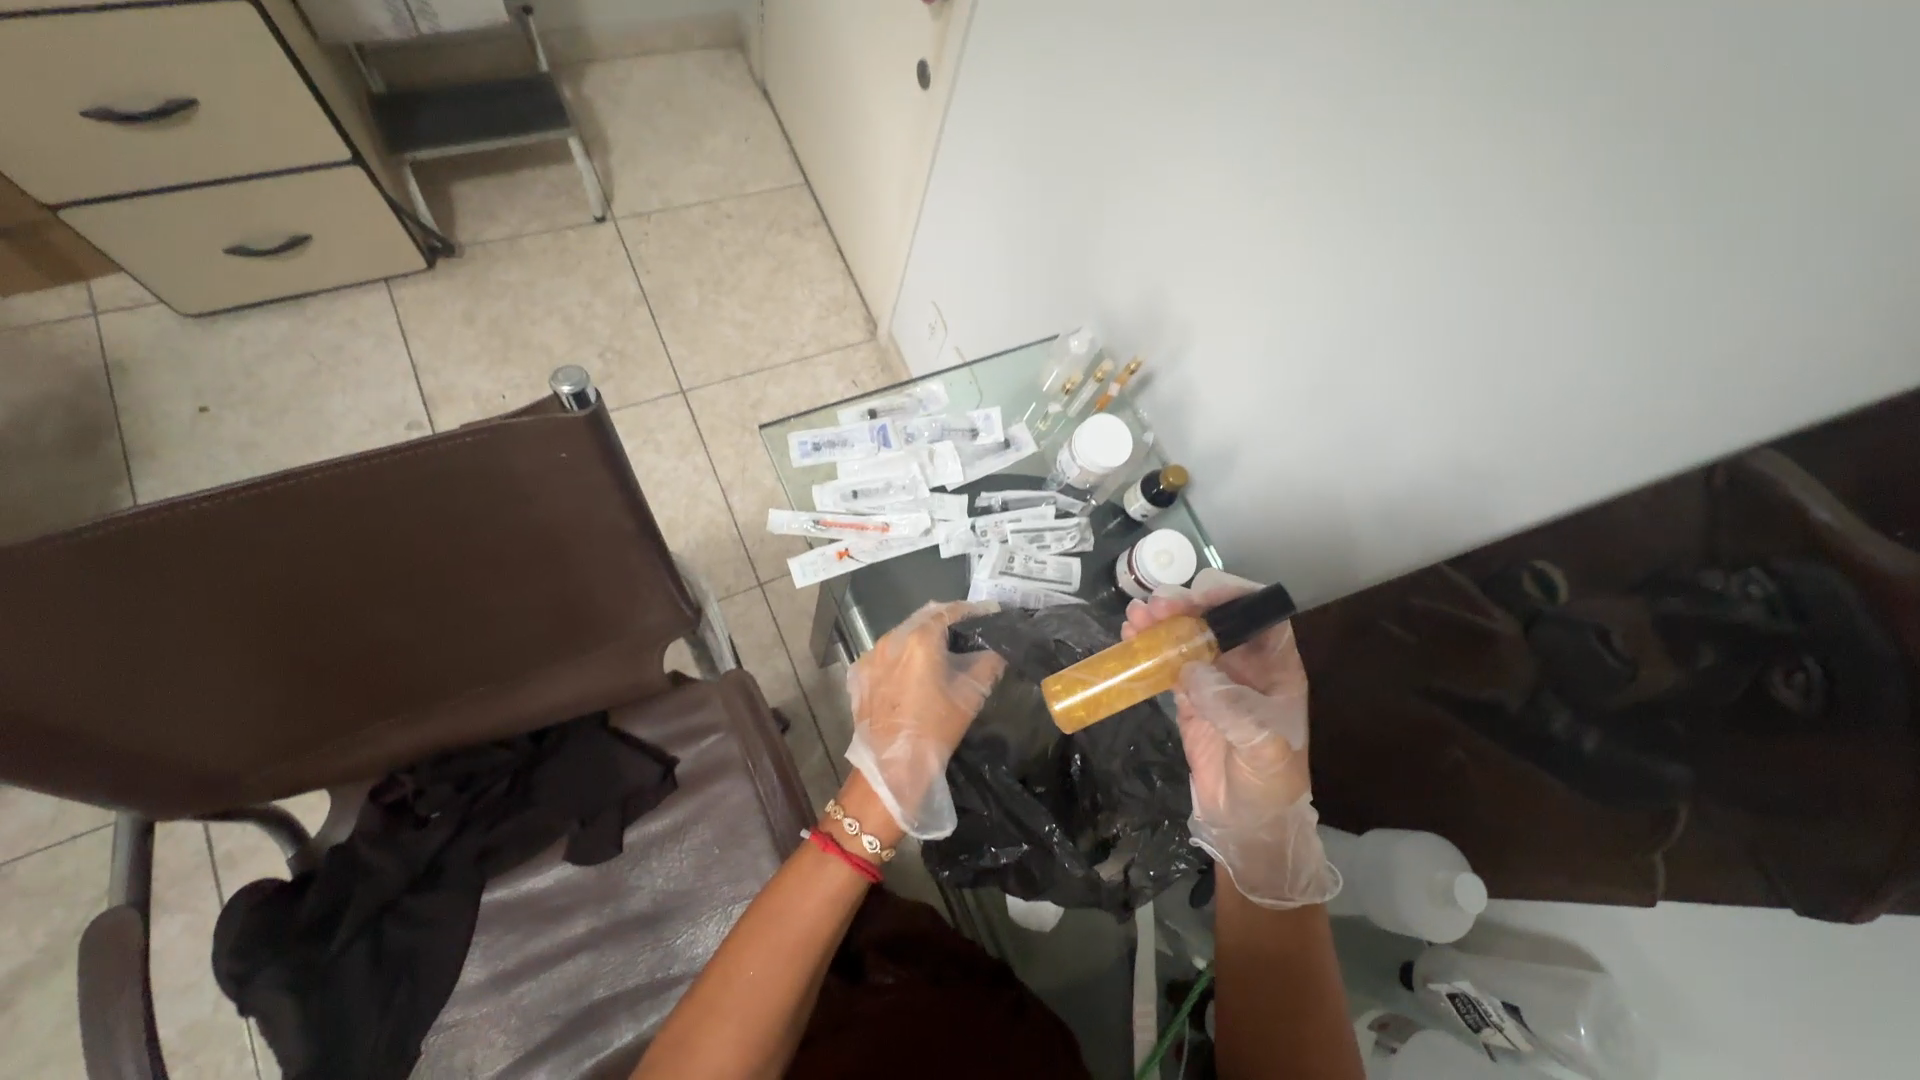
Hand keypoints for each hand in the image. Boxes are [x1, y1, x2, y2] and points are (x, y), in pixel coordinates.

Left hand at [844, 600, 1007, 839]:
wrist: (891, 768)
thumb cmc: (935, 729)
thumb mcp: (971, 695)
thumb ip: (988, 664)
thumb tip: (996, 650)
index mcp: (921, 639)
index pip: (949, 611)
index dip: (972, 610)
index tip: (989, 614)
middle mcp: (892, 639)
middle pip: (923, 619)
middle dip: (946, 622)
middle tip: (968, 631)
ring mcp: (871, 656)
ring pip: (902, 635)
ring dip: (923, 639)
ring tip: (943, 652)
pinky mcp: (859, 674)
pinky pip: (885, 655)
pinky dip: (903, 656)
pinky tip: (914, 672)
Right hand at [1124, 569, 1339, 908]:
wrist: (1248, 825)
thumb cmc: (1270, 784)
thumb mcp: (1262, 745)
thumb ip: (1231, 705)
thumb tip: (1191, 669)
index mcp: (1276, 670)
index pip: (1260, 617)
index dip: (1233, 597)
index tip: (1201, 594)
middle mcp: (1245, 668)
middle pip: (1216, 622)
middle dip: (1187, 607)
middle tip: (1157, 605)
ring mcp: (1214, 683)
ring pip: (1187, 639)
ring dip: (1162, 624)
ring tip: (1135, 617)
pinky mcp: (1188, 701)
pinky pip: (1167, 666)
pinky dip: (1149, 651)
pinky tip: (1130, 639)